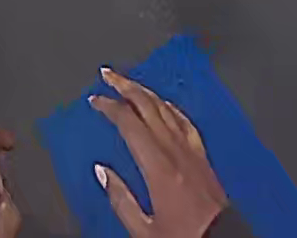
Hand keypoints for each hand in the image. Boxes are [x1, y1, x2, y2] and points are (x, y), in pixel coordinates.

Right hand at [89, 68, 227, 237]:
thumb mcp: (145, 231)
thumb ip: (120, 198)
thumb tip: (101, 170)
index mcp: (157, 164)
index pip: (128, 121)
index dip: (109, 105)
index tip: (95, 99)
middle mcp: (173, 148)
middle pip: (145, 103)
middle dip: (124, 85)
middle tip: (107, 74)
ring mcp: (190, 148)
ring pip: (164, 106)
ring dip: (143, 90)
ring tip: (129, 82)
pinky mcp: (202, 154)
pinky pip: (183, 119)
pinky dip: (169, 106)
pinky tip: (163, 103)